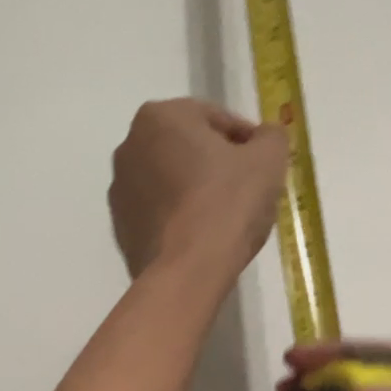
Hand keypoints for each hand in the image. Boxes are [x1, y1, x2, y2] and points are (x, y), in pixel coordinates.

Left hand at [108, 98, 289, 278]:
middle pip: (188, 149)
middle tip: (246, 189)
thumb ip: (270, 137)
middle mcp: (129, 146)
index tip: (264, 163)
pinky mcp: (119, 228)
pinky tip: (201, 237)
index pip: (216, 119)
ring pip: (170, 181)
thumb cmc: (227, 205)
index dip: (247, 140)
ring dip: (195, 190)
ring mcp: (119, 190)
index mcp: (160, 117)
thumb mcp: (268, 160)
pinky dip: (178, 217)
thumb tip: (264, 138)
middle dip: (216, 164)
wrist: (186, 273)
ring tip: (224, 217)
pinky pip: (158, 212)